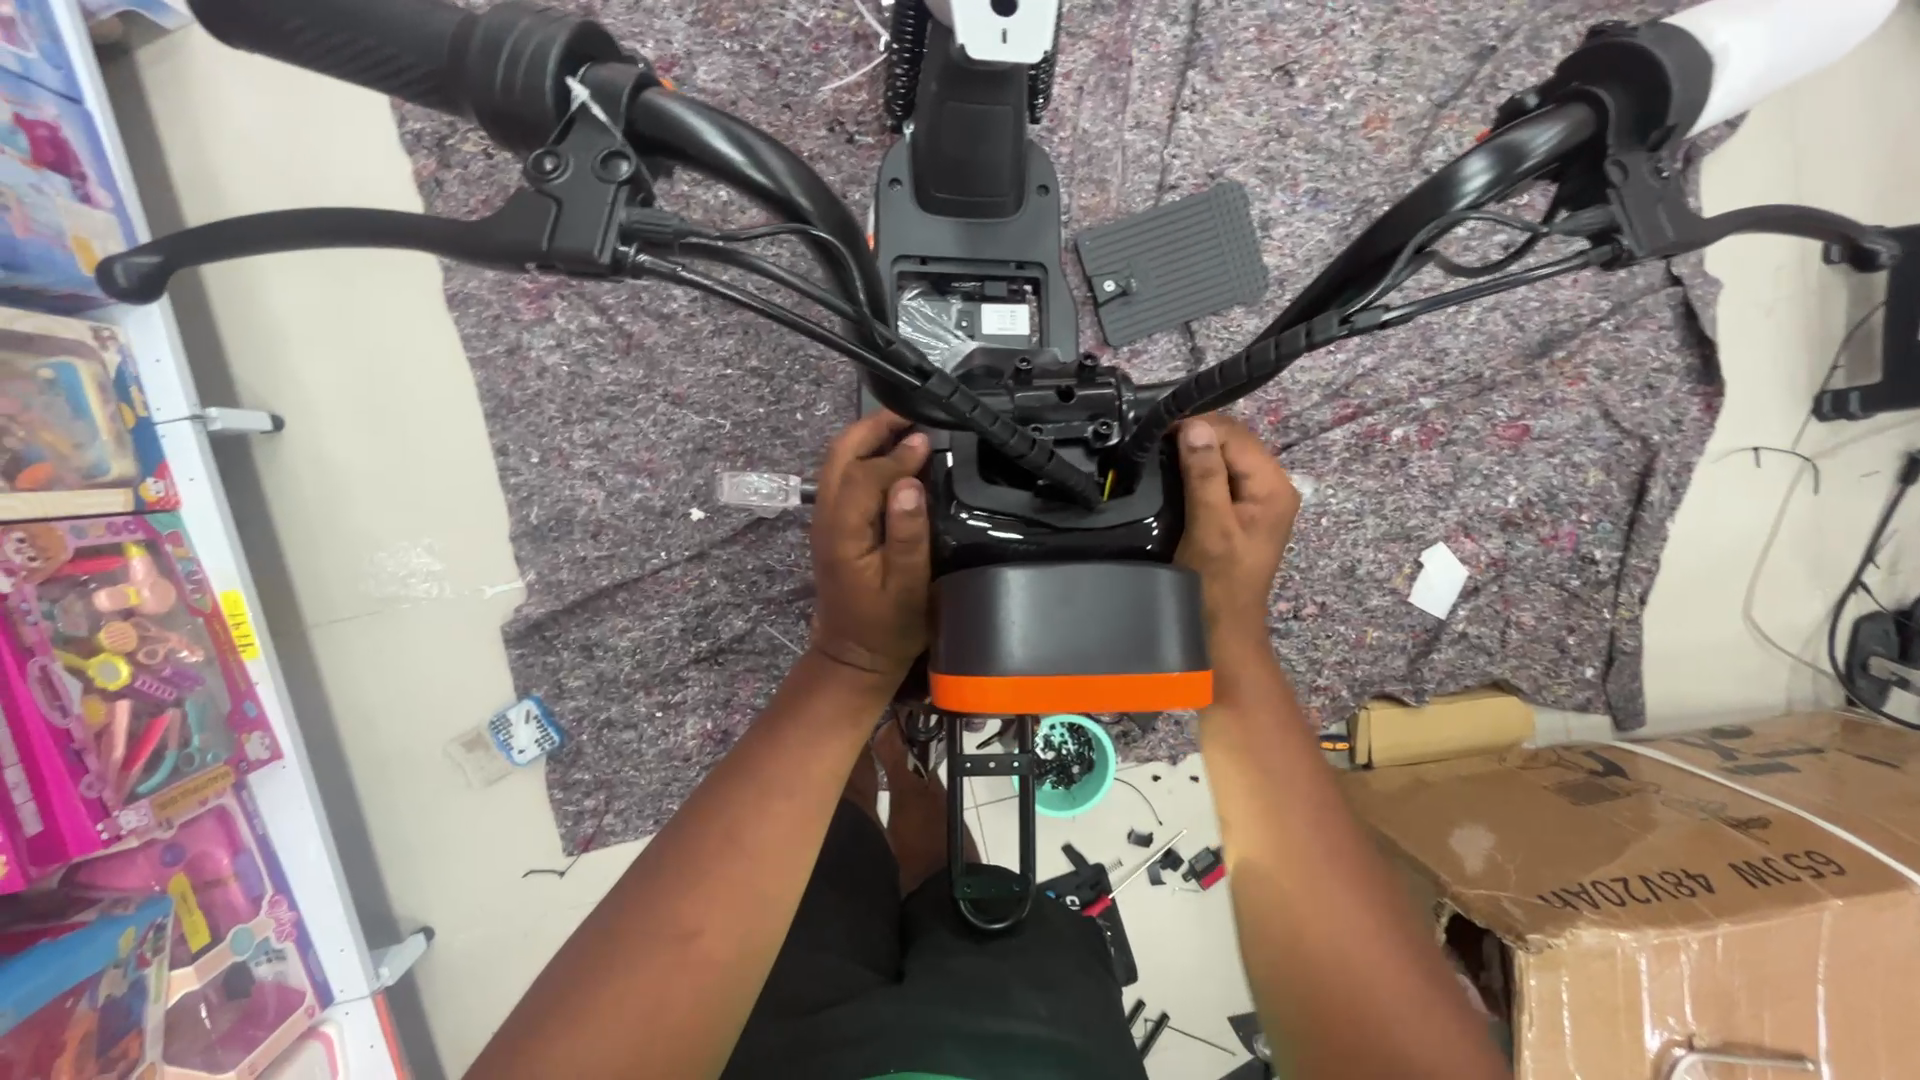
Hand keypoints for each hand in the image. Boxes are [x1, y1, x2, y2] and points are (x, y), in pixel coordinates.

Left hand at [809, 411, 932, 680]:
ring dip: (868, 439)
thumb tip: (910, 484)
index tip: (929, 441)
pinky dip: (866, 458)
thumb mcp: (908, 588)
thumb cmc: (887, 629)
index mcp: (843, 531)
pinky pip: (844, 479)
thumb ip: (908, 535)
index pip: (867, 474)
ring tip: (906, 429)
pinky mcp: (833, 527)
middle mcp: (827, 518)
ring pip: (838, 463)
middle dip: (872, 428)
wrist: (853, 658)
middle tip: (911, 415)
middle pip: (840, 455)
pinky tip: (895, 460)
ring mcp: (826, 521)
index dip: (898, 454)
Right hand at [1174, 415, 1298, 655]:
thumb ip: (1204, 476)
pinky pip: (1219, 475)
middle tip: (1151, 438)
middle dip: (1195, 435)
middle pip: (1232, 442)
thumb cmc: (1215, 585)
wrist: (1221, 632)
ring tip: (1156, 450)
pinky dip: (1196, 468)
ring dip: (1193, 451)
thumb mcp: (1210, 528)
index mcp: (1272, 487)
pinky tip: (1171, 470)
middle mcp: (1272, 487)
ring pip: (1224, 456)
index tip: (1155, 427)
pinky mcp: (1241, 511)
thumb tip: (1193, 426)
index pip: (1235, 435)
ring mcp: (1257, 499)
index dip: (1197, 425)